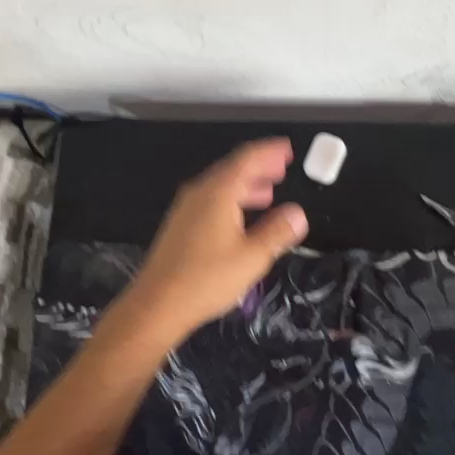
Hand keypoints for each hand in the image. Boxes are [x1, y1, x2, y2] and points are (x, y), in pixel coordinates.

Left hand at [109, 138, 308, 344]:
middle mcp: (200, 193)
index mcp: (218, 193)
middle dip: (259, 166)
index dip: (269, 151)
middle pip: (232, 169)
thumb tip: (298, 213)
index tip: (287, 149)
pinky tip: (241, 217)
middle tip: (282, 168)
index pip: (247, 159)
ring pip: (221, 185)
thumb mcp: (251, 258)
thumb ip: (277, 232)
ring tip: (268, 191)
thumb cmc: (206, 279)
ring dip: (246, 184)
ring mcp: (186, 209)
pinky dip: (232, 199)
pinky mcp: (180, 225)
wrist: (157, 304)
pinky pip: (211, 200)